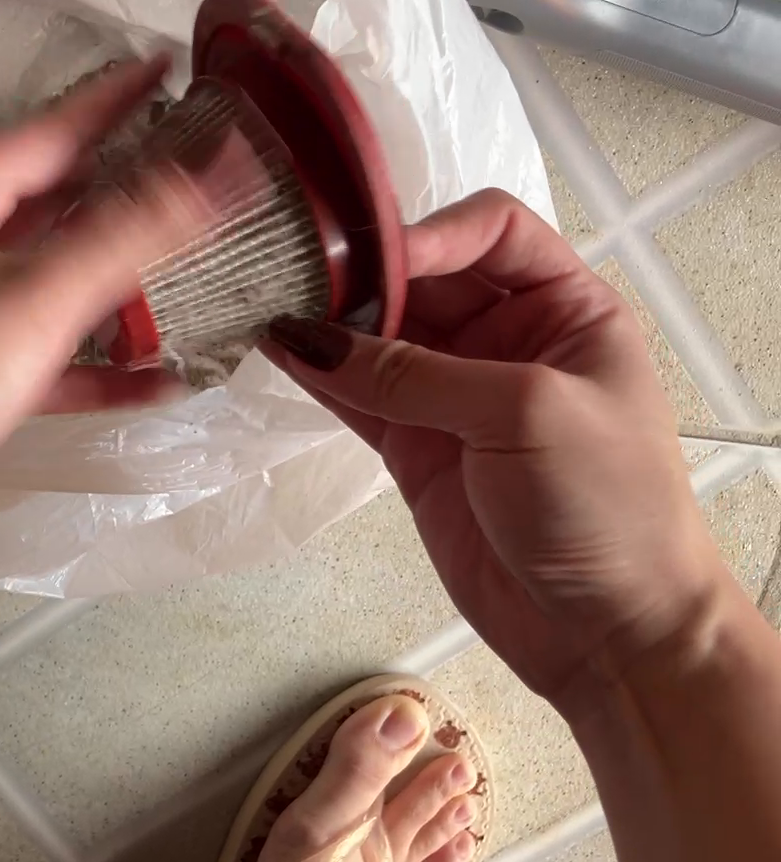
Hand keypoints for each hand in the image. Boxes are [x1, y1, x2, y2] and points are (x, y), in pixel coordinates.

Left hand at [0, 59, 228, 564]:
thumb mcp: (35, 297)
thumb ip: (130, 233)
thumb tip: (220, 166)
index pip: (48, 135)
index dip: (114, 103)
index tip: (168, 75)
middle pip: (48, 210)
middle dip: (120, 197)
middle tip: (193, 177)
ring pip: (43, 289)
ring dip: (112, 291)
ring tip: (190, 275)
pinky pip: (36, 359)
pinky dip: (88, 369)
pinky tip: (151, 380)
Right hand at [262, 189, 729, 700]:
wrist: (596, 620)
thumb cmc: (603, 505)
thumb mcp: (521, 414)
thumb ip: (411, 373)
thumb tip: (306, 340)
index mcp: (565, 310)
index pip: (487, 235)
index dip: (419, 236)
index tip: (350, 261)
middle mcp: (503, 341)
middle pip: (419, 283)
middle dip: (358, 281)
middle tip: (288, 285)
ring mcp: (447, 395)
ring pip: (375, 340)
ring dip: (325, 328)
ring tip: (265, 313)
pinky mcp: (407, 442)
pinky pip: (352, 395)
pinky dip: (314, 377)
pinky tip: (276, 355)